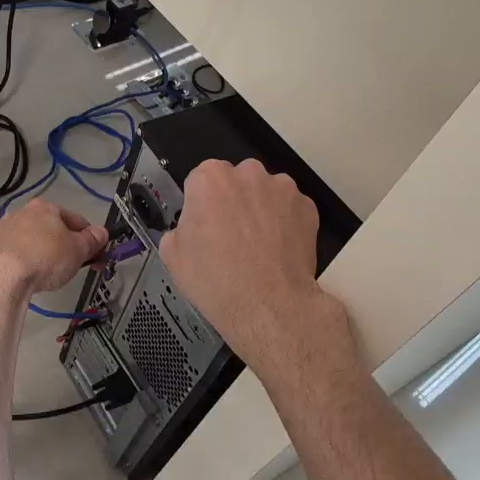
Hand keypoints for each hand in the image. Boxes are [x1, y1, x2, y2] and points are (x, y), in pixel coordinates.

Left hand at [0, 199, 107, 295]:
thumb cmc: (45, 259)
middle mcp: (20, 213)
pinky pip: (3, 255)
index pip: (75, 220)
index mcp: (45, 208)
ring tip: (42, 275)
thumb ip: (92, 240)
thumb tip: (102, 232)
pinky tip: (16, 277)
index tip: (95, 255)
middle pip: (48, 229)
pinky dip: (12, 263)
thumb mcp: (77, 251)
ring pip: (25, 240)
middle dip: (61, 245)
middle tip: (70, 267)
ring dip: (35, 252)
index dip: (89, 238)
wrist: (0, 276)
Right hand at [160, 159, 349, 369]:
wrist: (267, 306)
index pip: (201, 180)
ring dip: (260, 211)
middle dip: (233, 202)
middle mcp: (248, 174)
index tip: (204, 225)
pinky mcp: (307, 207)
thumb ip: (179, 228)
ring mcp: (282, 189)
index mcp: (210, 178)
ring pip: (265, 194)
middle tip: (229, 237)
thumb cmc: (216, 280)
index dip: (201, 205)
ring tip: (256, 247)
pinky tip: (276, 251)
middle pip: (236, 181)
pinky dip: (285, 224)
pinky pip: (290, 210)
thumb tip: (190, 229)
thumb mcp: (172, 255)